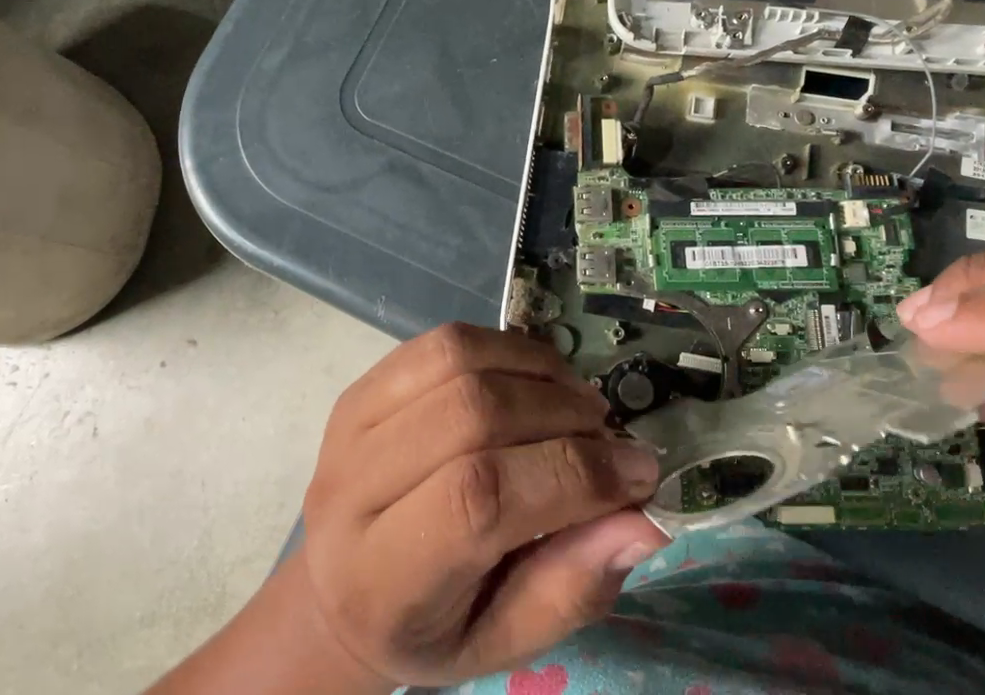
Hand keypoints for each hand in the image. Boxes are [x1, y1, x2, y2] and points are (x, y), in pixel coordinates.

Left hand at [300, 323, 666, 687]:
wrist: (340, 592)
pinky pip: (443, 341)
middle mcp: (350, 487)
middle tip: (609, 440)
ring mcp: (349, 424)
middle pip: (470, 414)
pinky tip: (539, 379)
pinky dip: (507, 348)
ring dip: (539, 373)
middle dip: (562, 418)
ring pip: (457, 361)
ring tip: (579, 406)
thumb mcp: (500, 643)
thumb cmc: (428, 626)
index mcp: (382, 574)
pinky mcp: (360, 386)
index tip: (639, 474)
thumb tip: (643, 523)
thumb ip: (568, 590)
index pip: (478, 499)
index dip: (571, 475)